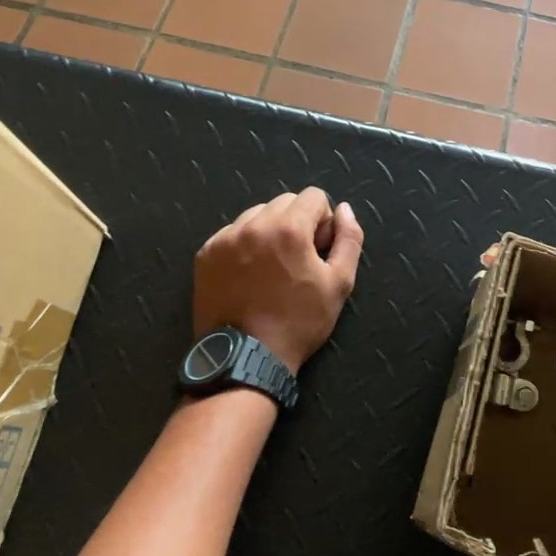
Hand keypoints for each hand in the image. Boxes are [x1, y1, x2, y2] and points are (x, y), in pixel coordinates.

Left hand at [192, 188, 362, 372]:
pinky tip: (248, 275)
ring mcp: (225, 238)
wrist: (245, 359)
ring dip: (270, 231)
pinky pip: (232, 233)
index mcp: (289, 227)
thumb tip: (344, 209)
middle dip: (297, 222)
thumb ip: (349, 239)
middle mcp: (254, 224)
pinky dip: (244, 245)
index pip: (314, 196)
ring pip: (257, 215)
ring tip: (271, 268)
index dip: (323, 221)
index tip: (318, 250)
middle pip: (285, 202)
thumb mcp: (339, 284)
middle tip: (297, 260)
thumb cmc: (298, 322)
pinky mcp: (205, 254)